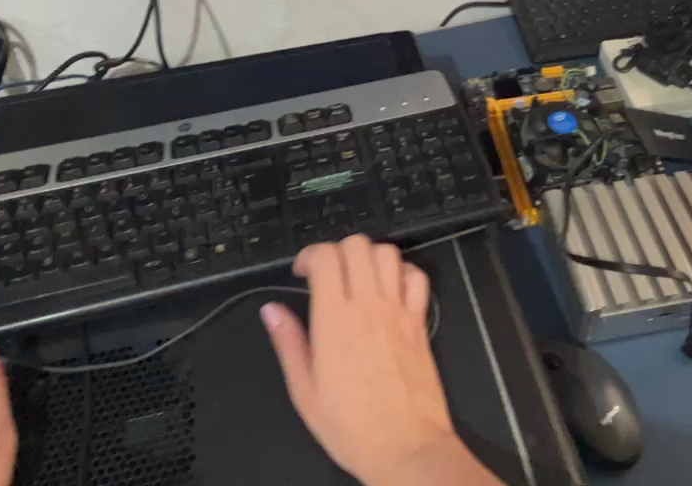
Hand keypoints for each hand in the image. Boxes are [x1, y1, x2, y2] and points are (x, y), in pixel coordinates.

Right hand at [261, 235, 501, 485]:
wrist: (405, 447)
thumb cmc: (352, 426)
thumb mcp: (305, 392)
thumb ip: (288, 343)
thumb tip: (272, 311)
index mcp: (335, 320)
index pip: (325, 256)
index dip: (311, 254)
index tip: (303, 271)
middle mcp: (368, 306)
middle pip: (357, 245)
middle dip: (338, 250)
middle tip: (329, 273)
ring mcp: (397, 310)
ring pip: (387, 252)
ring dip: (370, 255)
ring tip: (359, 276)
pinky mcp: (419, 320)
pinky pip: (417, 276)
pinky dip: (403, 271)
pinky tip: (390, 288)